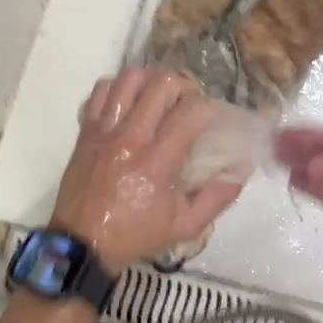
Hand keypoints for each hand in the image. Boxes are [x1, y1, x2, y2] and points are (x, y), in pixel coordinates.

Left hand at [51, 68, 245, 269]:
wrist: (81, 243)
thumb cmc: (135, 234)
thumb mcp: (185, 225)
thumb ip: (217, 196)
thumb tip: (241, 168)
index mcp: (158, 161)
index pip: (191, 111)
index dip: (209, 107)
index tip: (212, 119)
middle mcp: (131, 137)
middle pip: (162, 83)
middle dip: (184, 86)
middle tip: (189, 102)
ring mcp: (105, 130)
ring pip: (130, 79)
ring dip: (152, 80)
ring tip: (161, 96)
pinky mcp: (86, 130)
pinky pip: (102, 90)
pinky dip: (120, 88)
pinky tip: (130, 102)